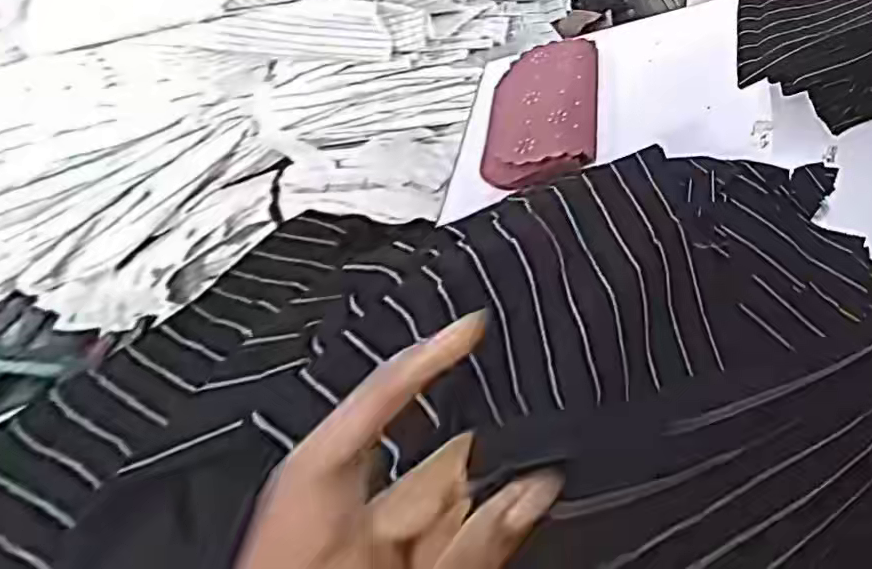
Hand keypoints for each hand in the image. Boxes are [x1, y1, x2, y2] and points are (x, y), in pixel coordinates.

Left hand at [235, 312, 562, 568]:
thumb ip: (469, 552)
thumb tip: (542, 482)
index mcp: (310, 540)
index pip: (352, 433)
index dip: (409, 372)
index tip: (472, 326)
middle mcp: (341, 537)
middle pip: (429, 463)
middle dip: (495, 439)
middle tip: (558, 401)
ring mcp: (372, 552)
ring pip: (455, 494)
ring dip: (505, 480)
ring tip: (561, 451)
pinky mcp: (407, 562)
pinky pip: (461, 524)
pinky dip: (499, 512)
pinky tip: (542, 489)